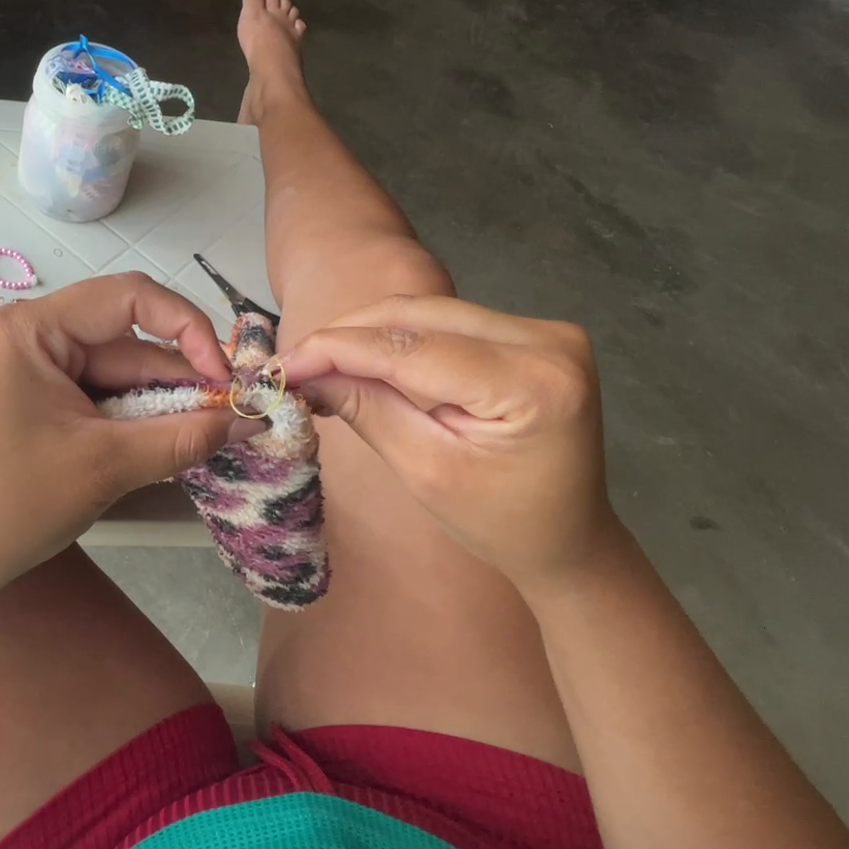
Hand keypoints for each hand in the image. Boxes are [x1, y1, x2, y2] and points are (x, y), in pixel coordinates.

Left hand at [0, 273, 258, 600]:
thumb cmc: (13, 506)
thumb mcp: (107, 466)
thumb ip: (185, 437)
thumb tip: (252, 419)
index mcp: (29, 329)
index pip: (127, 297)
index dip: (187, 327)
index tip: (223, 377)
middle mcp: (24, 335)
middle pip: (121, 339)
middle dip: (176, 376)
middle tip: (227, 414)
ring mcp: (23, 368)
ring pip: (110, 371)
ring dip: (155, 400)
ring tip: (199, 432)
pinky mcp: (27, 399)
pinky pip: (91, 393)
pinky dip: (127, 415)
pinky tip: (157, 440)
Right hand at [277, 295, 615, 588]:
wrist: (567, 537)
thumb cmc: (498, 521)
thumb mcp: (424, 470)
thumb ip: (367, 408)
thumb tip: (304, 371)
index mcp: (531, 383)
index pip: (410, 347)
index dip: (336, 349)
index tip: (281, 363)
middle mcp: (546, 339)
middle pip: (418, 315)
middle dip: (346, 336)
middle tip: (293, 364)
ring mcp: (543, 329)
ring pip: (426, 311)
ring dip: (365, 333)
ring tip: (319, 363)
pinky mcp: (530, 332)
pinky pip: (444, 321)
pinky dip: (395, 337)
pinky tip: (361, 359)